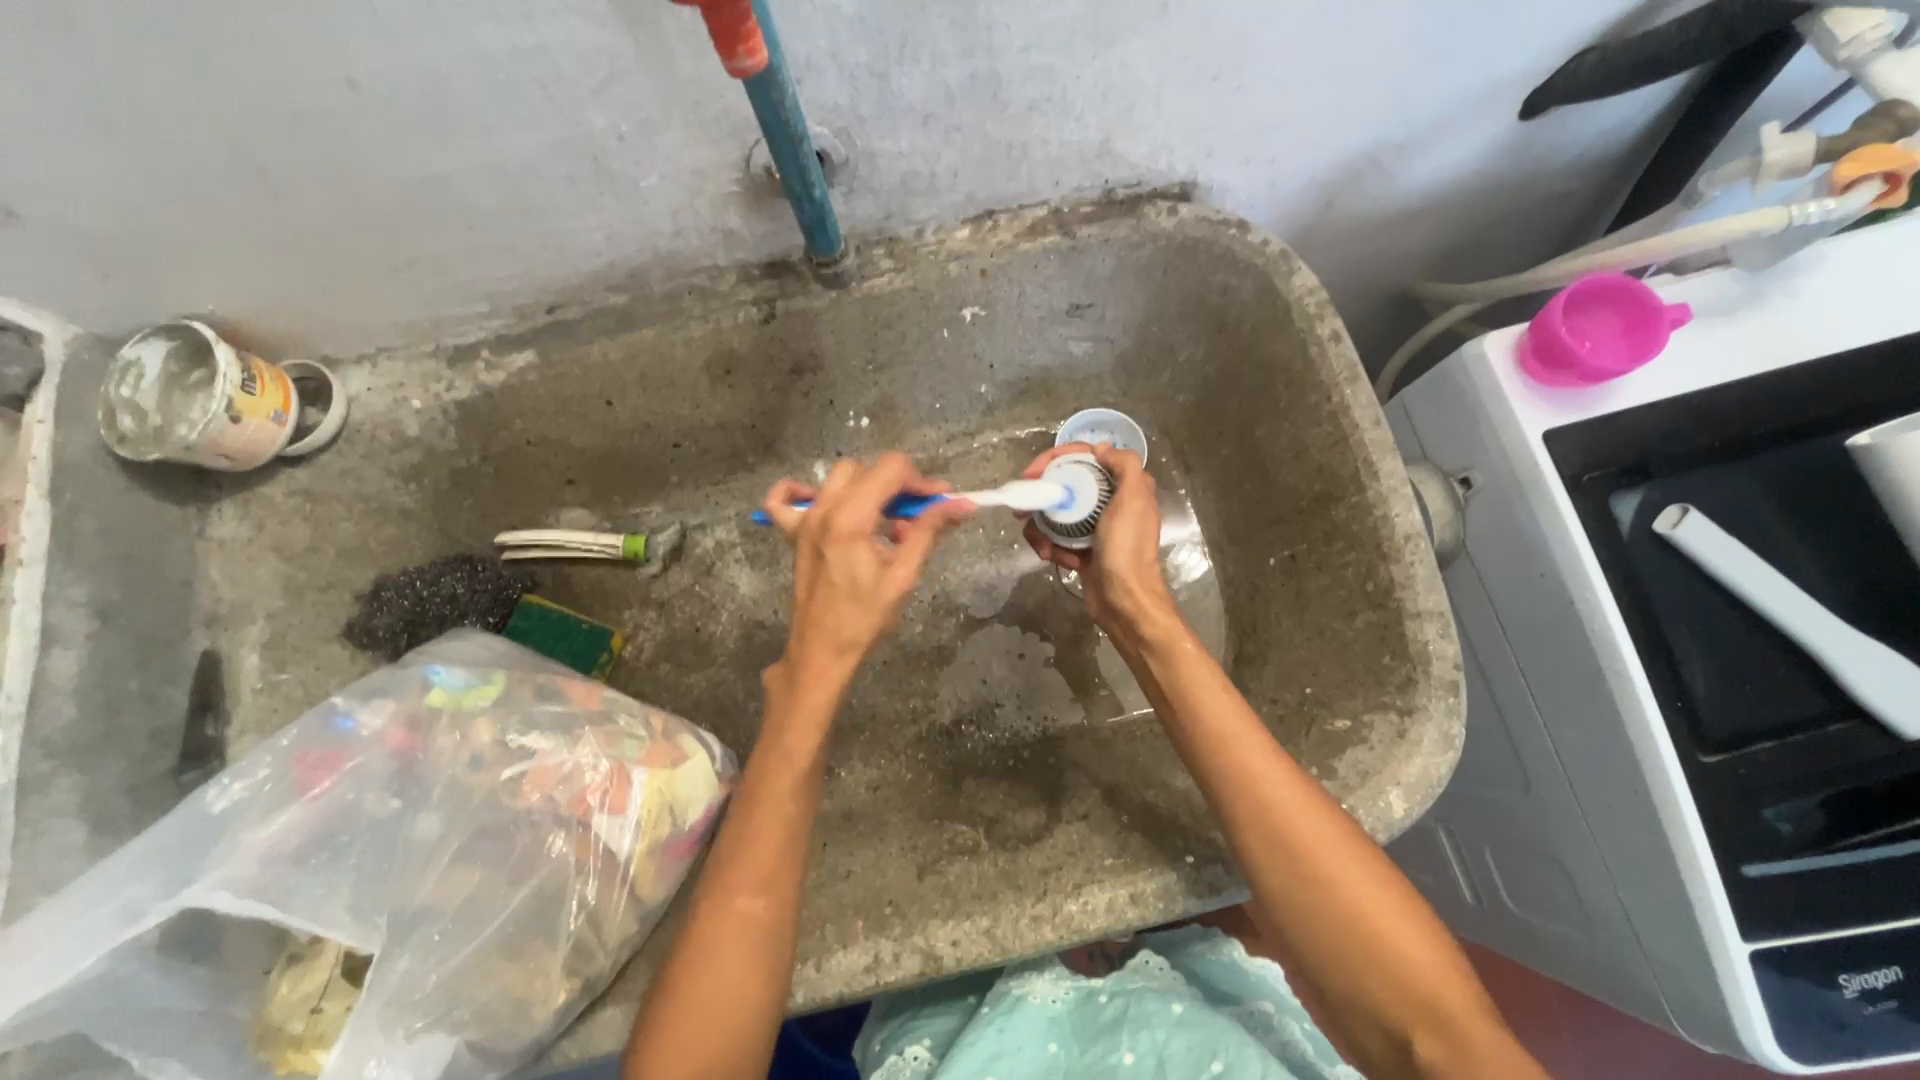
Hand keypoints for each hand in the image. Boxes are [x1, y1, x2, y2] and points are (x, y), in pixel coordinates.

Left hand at [760, 454, 971, 698]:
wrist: (822, 650)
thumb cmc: (865, 618)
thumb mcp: (903, 575)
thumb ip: (929, 531)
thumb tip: (963, 504)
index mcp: (851, 518)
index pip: (892, 470)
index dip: (921, 481)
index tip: (940, 503)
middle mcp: (823, 510)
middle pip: (867, 470)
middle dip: (898, 486)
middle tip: (918, 517)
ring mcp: (803, 520)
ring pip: (837, 479)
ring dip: (867, 491)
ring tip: (885, 524)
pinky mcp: (792, 534)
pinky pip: (784, 499)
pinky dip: (800, 491)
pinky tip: (823, 503)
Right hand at [1020, 443, 1179, 645]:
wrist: (1124, 600)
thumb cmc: (1127, 548)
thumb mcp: (1133, 499)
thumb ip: (1124, 465)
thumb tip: (1101, 449)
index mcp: (1124, 487)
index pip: (1085, 457)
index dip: (1055, 459)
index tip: (1031, 473)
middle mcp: (1109, 502)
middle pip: (1064, 486)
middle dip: (1041, 499)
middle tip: (1022, 510)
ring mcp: (1093, 527)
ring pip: (1055, 514)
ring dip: (1043, 530)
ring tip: (1045, 547)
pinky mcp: (1081, 549)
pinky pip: (1056, 539)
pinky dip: (1052, 548)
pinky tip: (1057, 560)